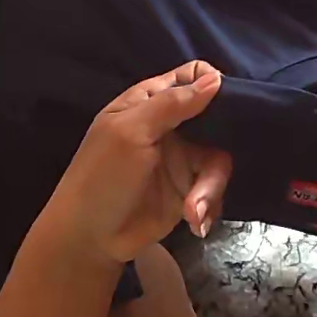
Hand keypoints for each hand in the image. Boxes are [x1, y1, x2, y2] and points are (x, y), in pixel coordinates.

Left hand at [31, 62, 233, 268]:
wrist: (89, 238)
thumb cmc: (102, 176)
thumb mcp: (132, 132)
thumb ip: (172, 104)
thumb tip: (215, 78)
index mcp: (149, 103)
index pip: (190, 78)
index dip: (211, 83)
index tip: (228, 102)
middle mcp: (169, 127)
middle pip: (216, 121)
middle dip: (223, 144)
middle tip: (215, 162)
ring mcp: (180, 161)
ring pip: (218, 161)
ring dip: (210, 187)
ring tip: (194, 210)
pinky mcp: (187, 192)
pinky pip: (214, 190)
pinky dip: (208, 206)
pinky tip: (195, 222)